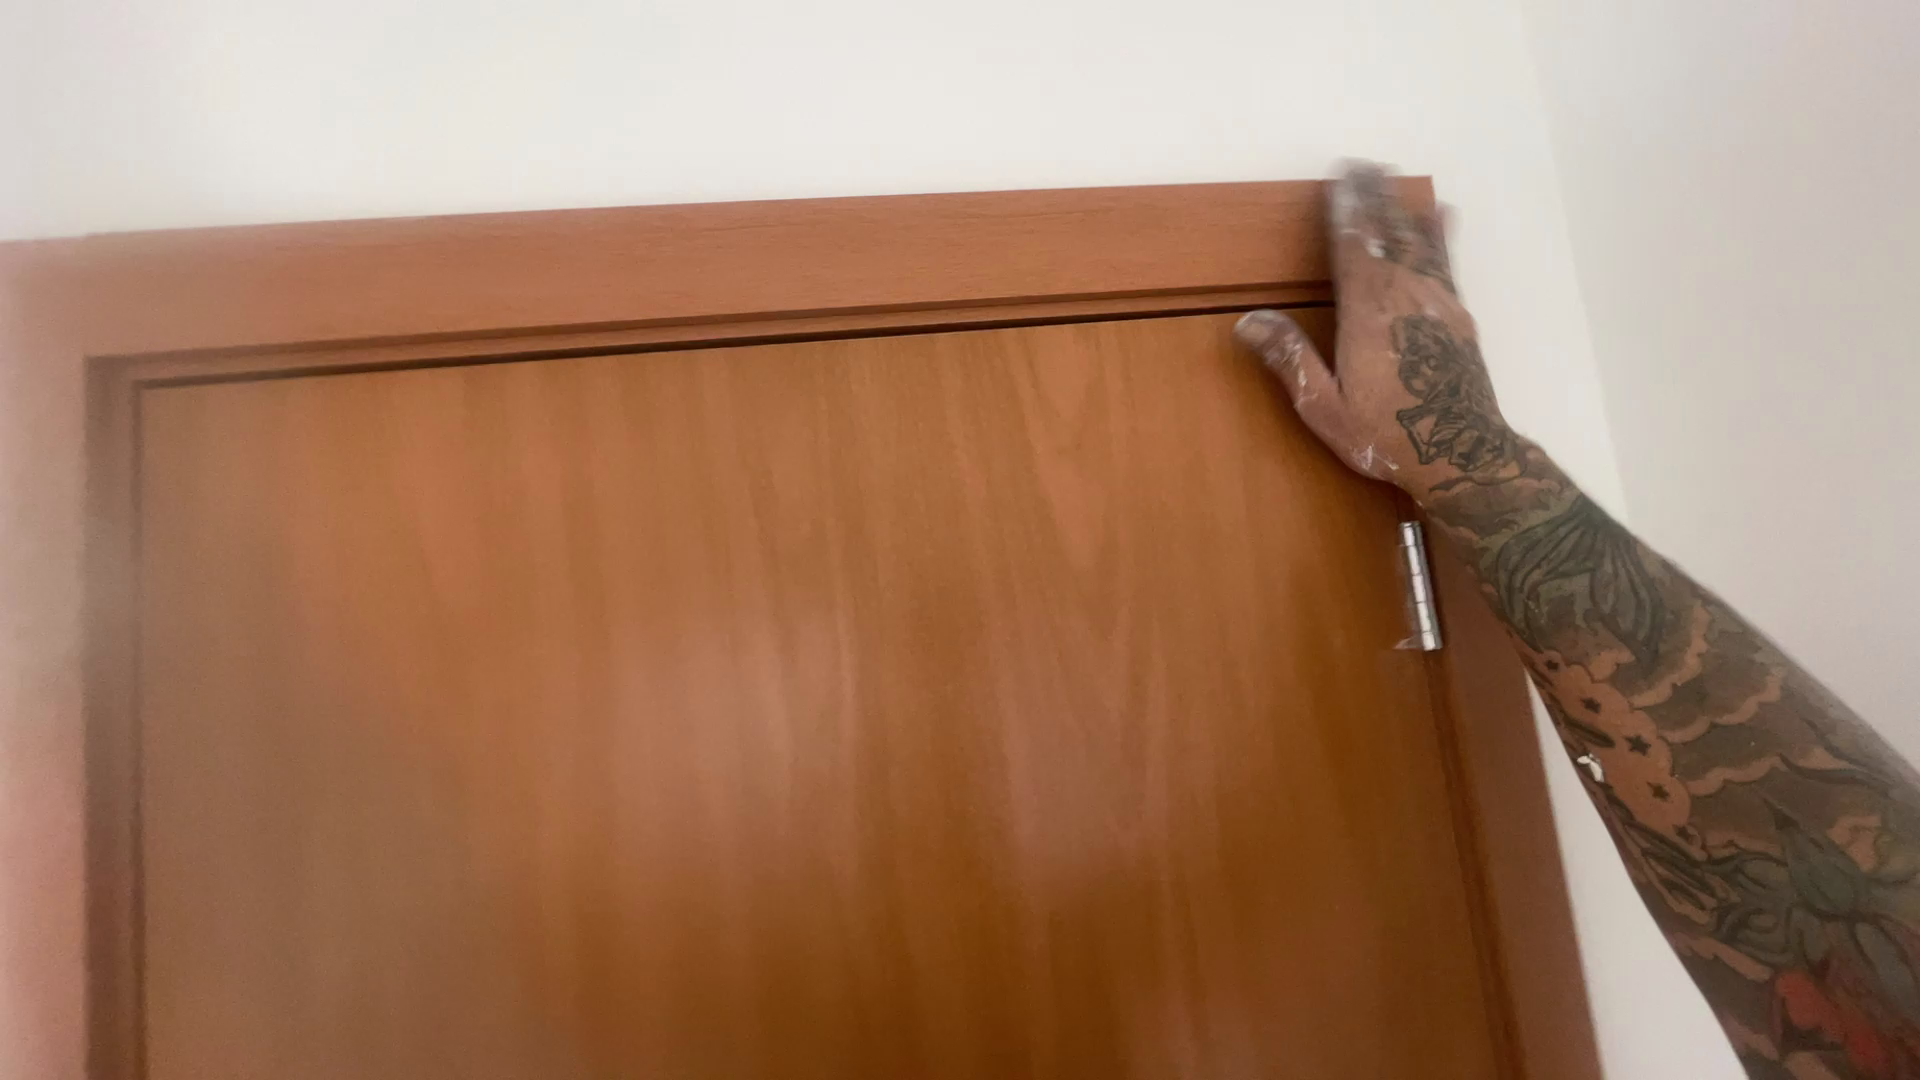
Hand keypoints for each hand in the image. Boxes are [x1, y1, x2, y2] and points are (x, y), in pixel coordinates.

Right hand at [1234, 162, 1523, 498]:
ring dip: (1402, 207)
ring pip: (1420, 241)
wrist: (1460, 452)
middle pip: (1388, 234)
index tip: (1338, 177)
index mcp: (1368, 315)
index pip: (1353, 249)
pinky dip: (1439, 234)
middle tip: (1363, 163)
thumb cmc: (1383, 433)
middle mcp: (1407, 297)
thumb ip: (1290, 360)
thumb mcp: (1323, 405)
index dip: (1344, 212)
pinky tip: (1442, 217)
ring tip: (1393, 177)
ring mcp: (1439, 303)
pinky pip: (1446, 261)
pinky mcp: (1459, 316)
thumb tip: (1248, 321)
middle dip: (1374, 197)